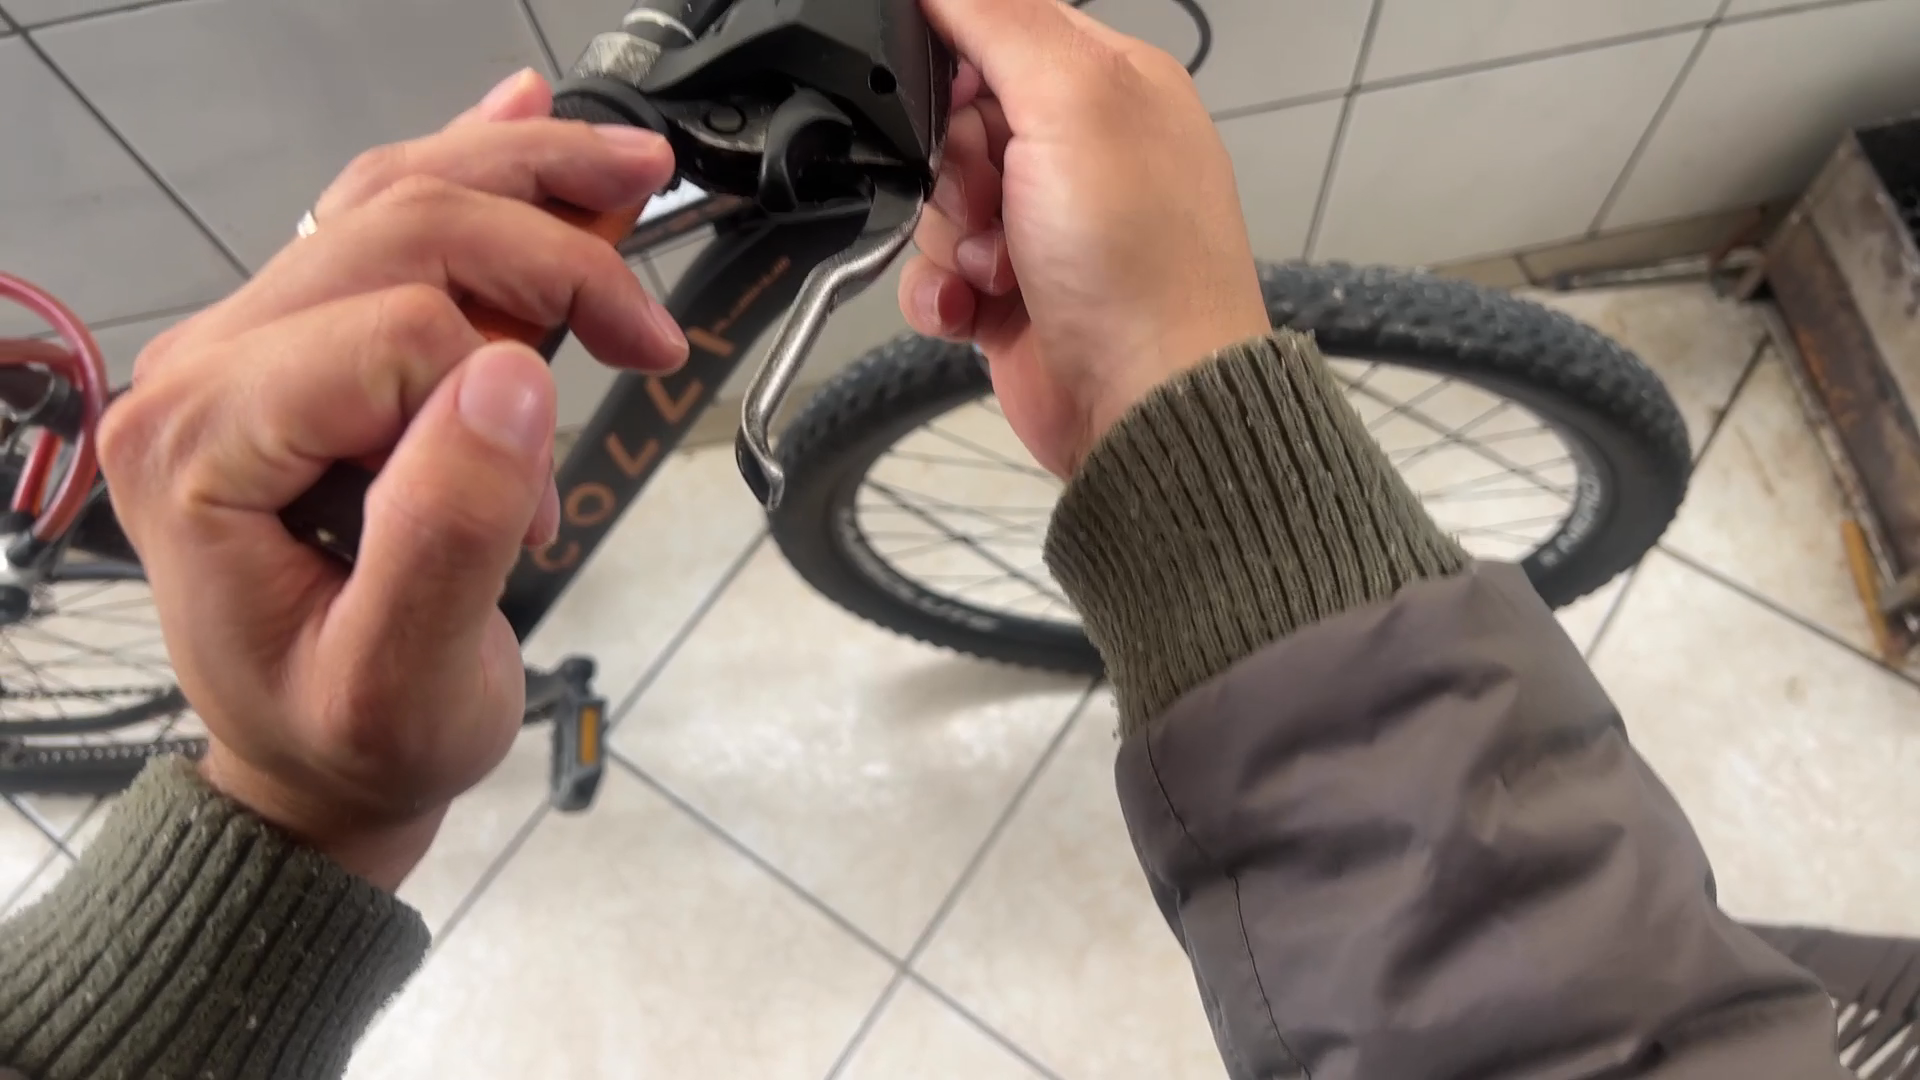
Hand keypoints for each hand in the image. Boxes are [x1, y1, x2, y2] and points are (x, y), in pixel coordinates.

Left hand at [99, 70, 684, 889]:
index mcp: (217, 440)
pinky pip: (379, 222)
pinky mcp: (313, 353)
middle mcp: (217, 365)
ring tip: (628, 169)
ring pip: (393, 202)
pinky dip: (467, 168)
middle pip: (403, 231)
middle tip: (653, 326)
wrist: (322, 756)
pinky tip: (514, 121)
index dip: (521, 383)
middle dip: (556, 255)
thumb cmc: (367, 729)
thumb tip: (519, 378)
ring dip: (525, 177)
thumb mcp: (409, 668)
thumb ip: (450, 526)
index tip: (571, 484)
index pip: (404, 331)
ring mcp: (258, 347)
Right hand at [901, 0, 1269, 476]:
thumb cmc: (1137, 266)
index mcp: (1107, 91)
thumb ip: (1002, 24)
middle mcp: (1074, 162)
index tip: (950, 106)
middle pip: (957, 129)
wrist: (1140, 403)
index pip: (999, 36)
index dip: (957, 69)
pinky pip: (936, 278)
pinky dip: (940, 296)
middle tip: (995, 203)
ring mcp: (1039, 237)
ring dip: (950, 242)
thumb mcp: (1075, 106)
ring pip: (937, 210)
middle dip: (956, 172)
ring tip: (1000, 271)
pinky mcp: (1007, 301)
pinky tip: (971, 311)